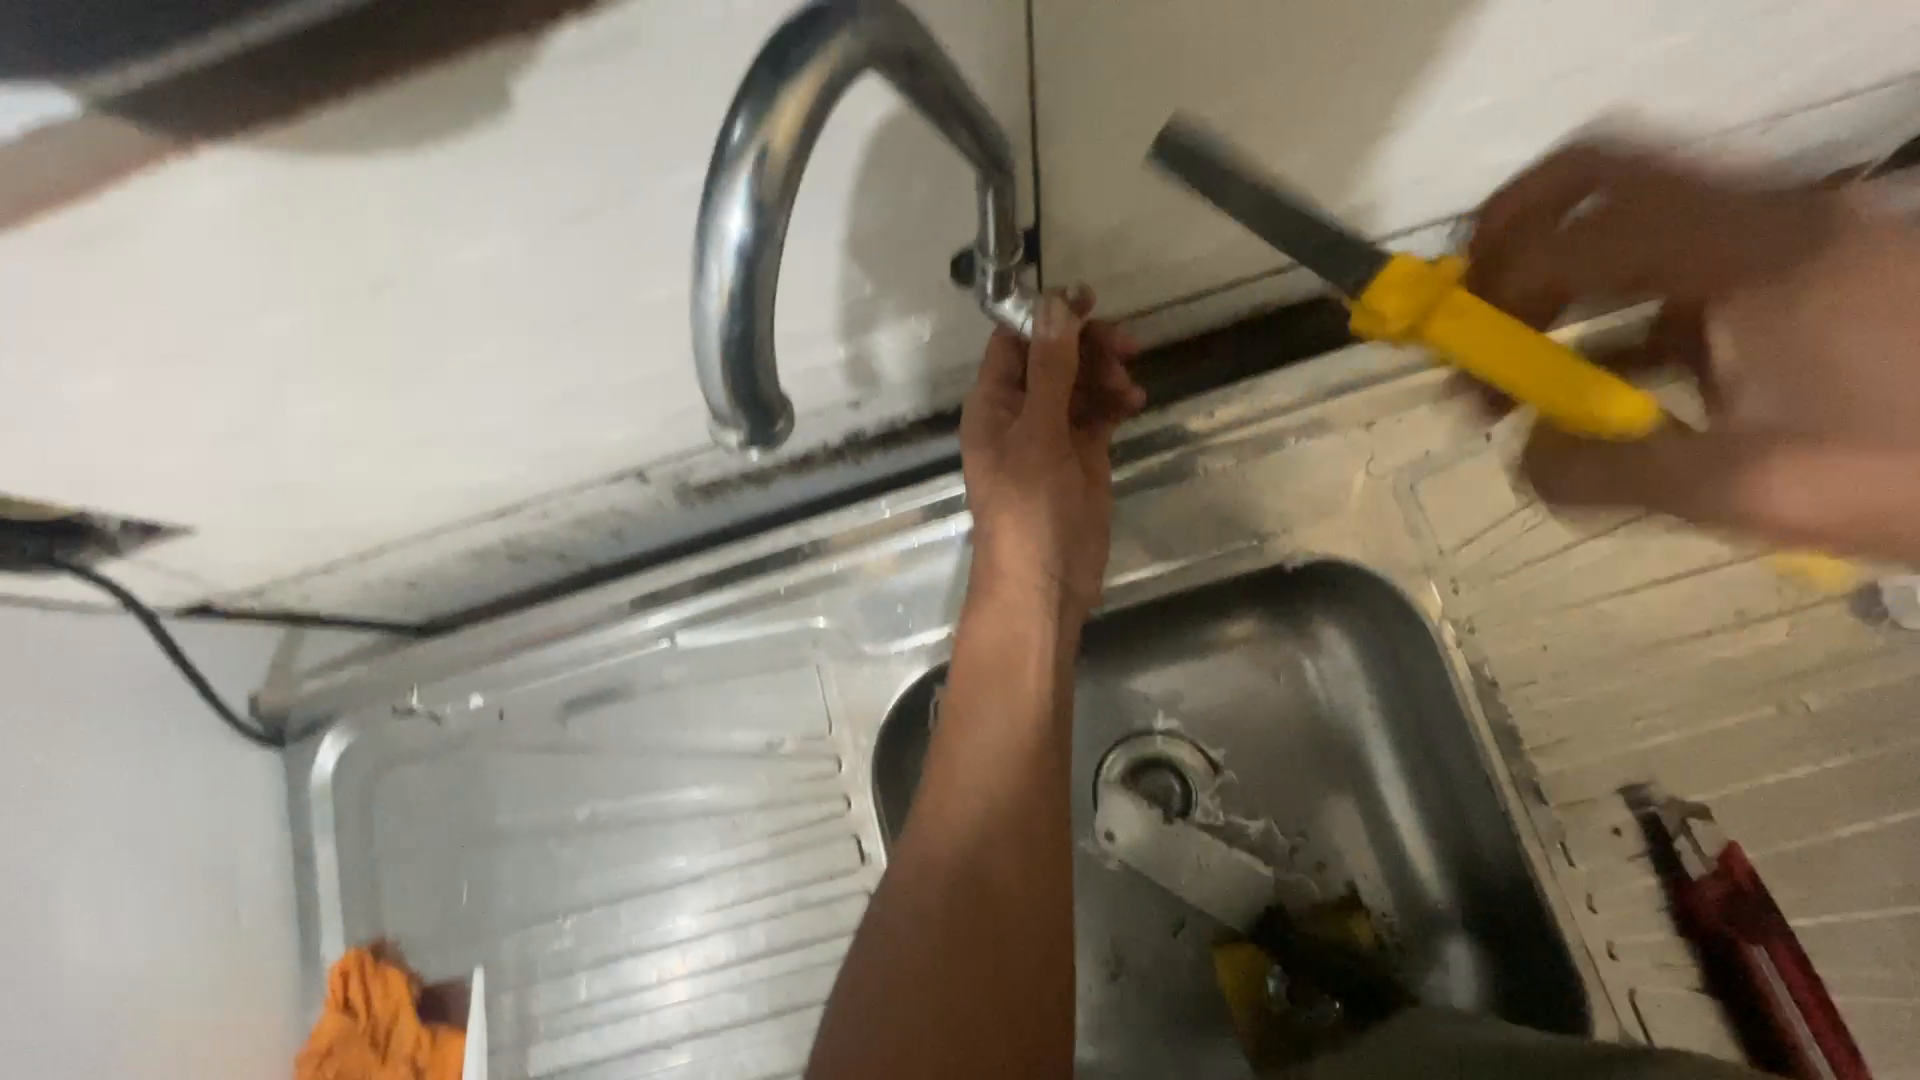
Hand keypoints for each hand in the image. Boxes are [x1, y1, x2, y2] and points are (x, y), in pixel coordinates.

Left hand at [959, 287, 1145, 617]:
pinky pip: (1098, 413)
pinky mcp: (1081, 456)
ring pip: (1079, 383)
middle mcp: (1019, 413)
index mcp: (992, 403)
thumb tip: (1057, 304)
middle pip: (1053, 357)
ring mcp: (1051, 435)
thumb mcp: (1038, 434)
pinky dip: (1115, 403)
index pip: (1014, 342)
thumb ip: (1050, 369)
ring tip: (1129, 388)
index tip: (1091, 300)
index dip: (1048, 317)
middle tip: (1128, 347)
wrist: (1044, 584)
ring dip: (1106, 374)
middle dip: (1087, 347)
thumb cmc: (1029, 510)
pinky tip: (1135, 404)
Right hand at [1468, 137, 1919, 561]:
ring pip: (1633, 216)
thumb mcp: (1745, 488)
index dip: (1496, 281)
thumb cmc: (1917, 464)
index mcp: (1753, 254)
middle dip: (1510, 241)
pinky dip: (1612, 308)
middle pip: (1600, 178)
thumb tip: (1521, 455)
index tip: (1460, 348)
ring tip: (1517, 362)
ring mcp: (1789, 235)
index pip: (1579, 227)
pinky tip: (1599, 378)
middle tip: (1469, 309)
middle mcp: (1767, 218)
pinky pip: (1676, 264)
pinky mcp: (1803, 266)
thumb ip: (1604, 472)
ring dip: (1555, 279)